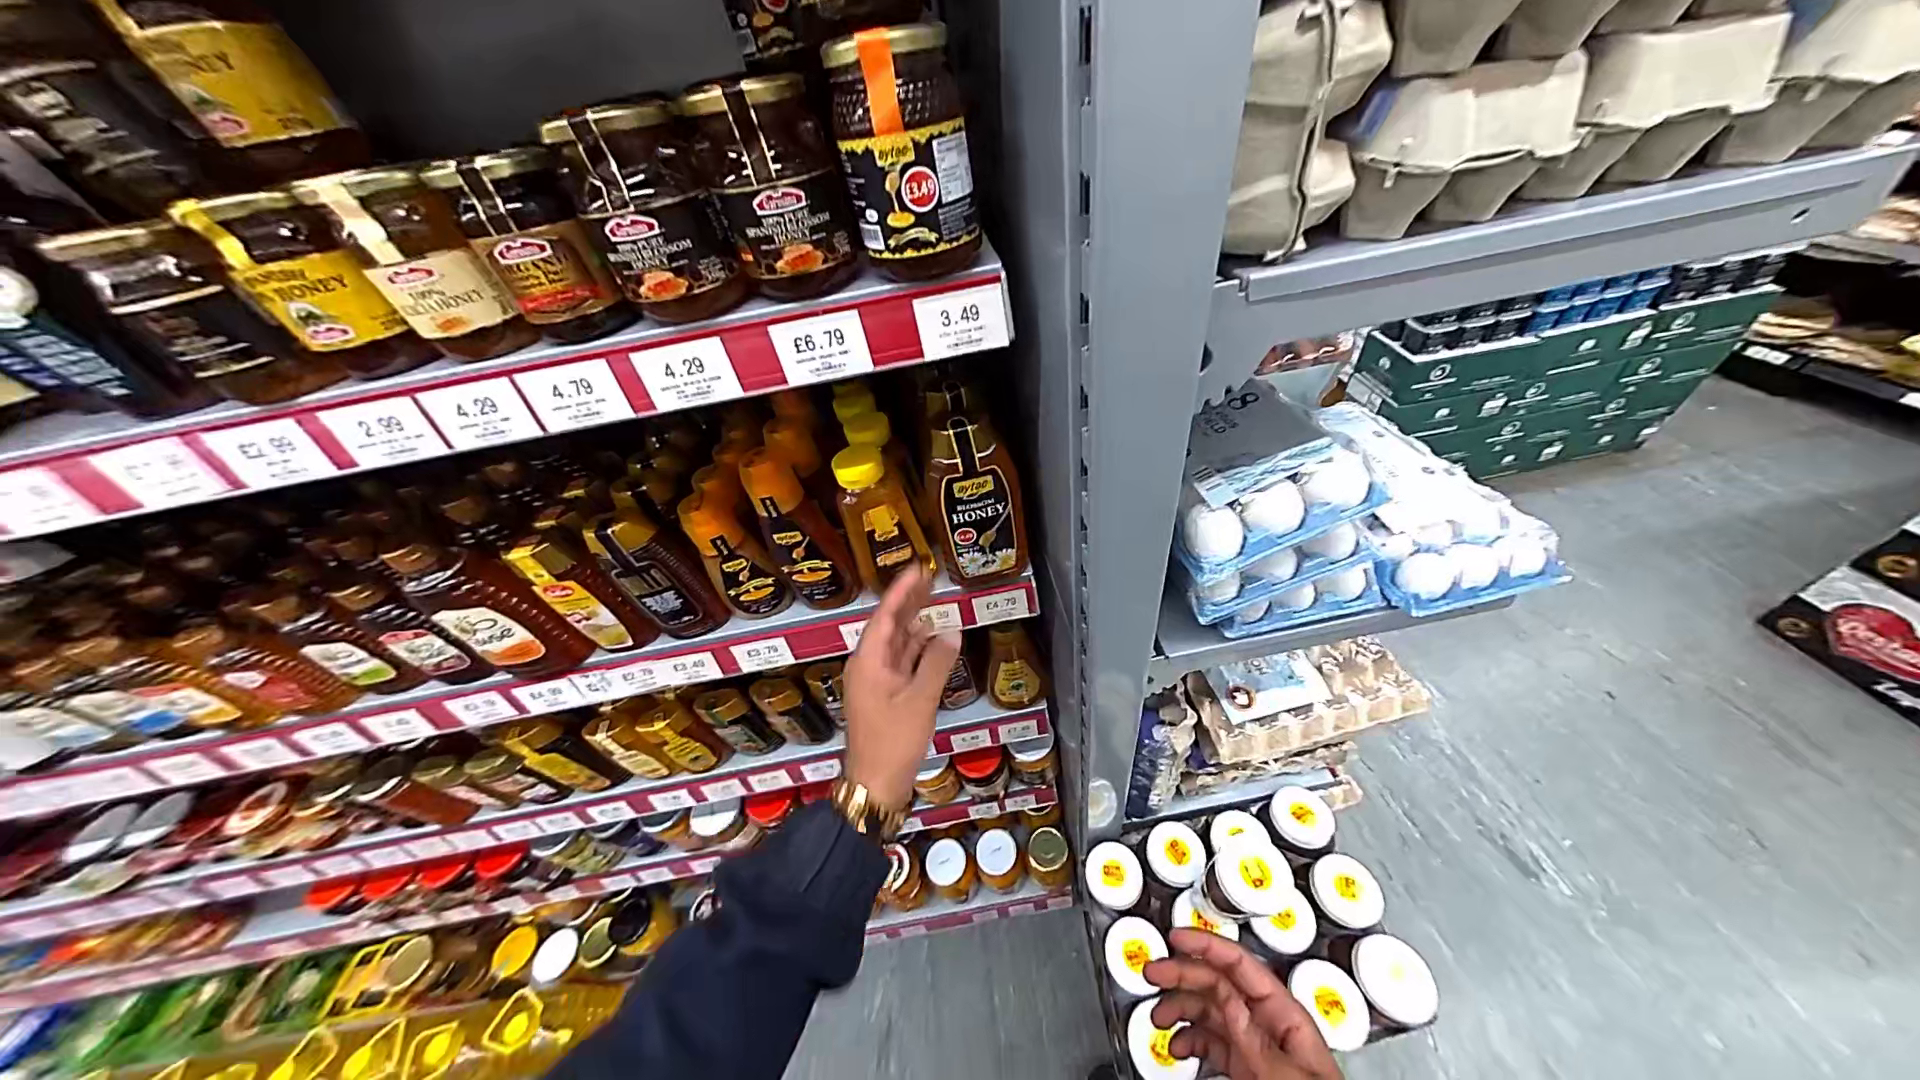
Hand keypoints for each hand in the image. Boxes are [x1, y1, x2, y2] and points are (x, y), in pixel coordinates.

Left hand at [842, 567, 960, 808]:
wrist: (876, 784)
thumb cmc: (893, 741)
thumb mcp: (919, 700)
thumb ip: (937, 663)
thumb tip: (952, 632)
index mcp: (868, 661)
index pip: (884, 616)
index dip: (901, 591)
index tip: (917, 569)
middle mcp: (869, 666)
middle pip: (889, 626)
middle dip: (908, 602)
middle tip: (929, 577)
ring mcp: (877, 681)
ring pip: (896, 643)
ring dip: (914, 623)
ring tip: (934, 599)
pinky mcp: (886, 694)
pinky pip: (902, 662)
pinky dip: (917, 648)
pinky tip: (933, 637)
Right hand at [1143, 929, 1342, 1079]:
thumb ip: (1259, 1042)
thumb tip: (1228, 1001)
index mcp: (1286, 1017)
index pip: (1242, 965)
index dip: (1207, 945)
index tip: (1176, 937)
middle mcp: (1266, 1025)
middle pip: (1217, 983)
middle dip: (1181, 974)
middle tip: (1152, 973)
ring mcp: (1254, 1048)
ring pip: (1208, 1010)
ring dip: (1178, 1008)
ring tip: (1158, 1018)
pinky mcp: (1244, 1070)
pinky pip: (1209, 1043)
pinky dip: (1187, 1040)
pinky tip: (1177, 1047)